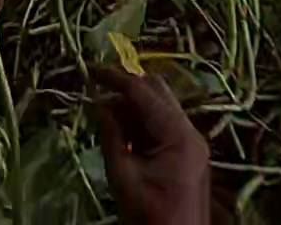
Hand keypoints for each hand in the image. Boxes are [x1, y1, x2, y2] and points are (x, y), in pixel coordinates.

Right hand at [94, 68, 210, 224]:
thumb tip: (95, 102)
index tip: (89, 70)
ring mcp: (191, 142)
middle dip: (125, 87)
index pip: (142, 91)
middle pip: (155, 90)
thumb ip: (110, 134)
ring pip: (158, 104)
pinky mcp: (187, 153)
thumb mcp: (123, 177)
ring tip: (105, 116)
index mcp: (178, 136)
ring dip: (131, 105)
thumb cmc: (150, 221)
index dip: (113, 77)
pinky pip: (161, 122)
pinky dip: (140, 121)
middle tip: (97, 93)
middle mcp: (190, 131)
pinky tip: (121, 132)